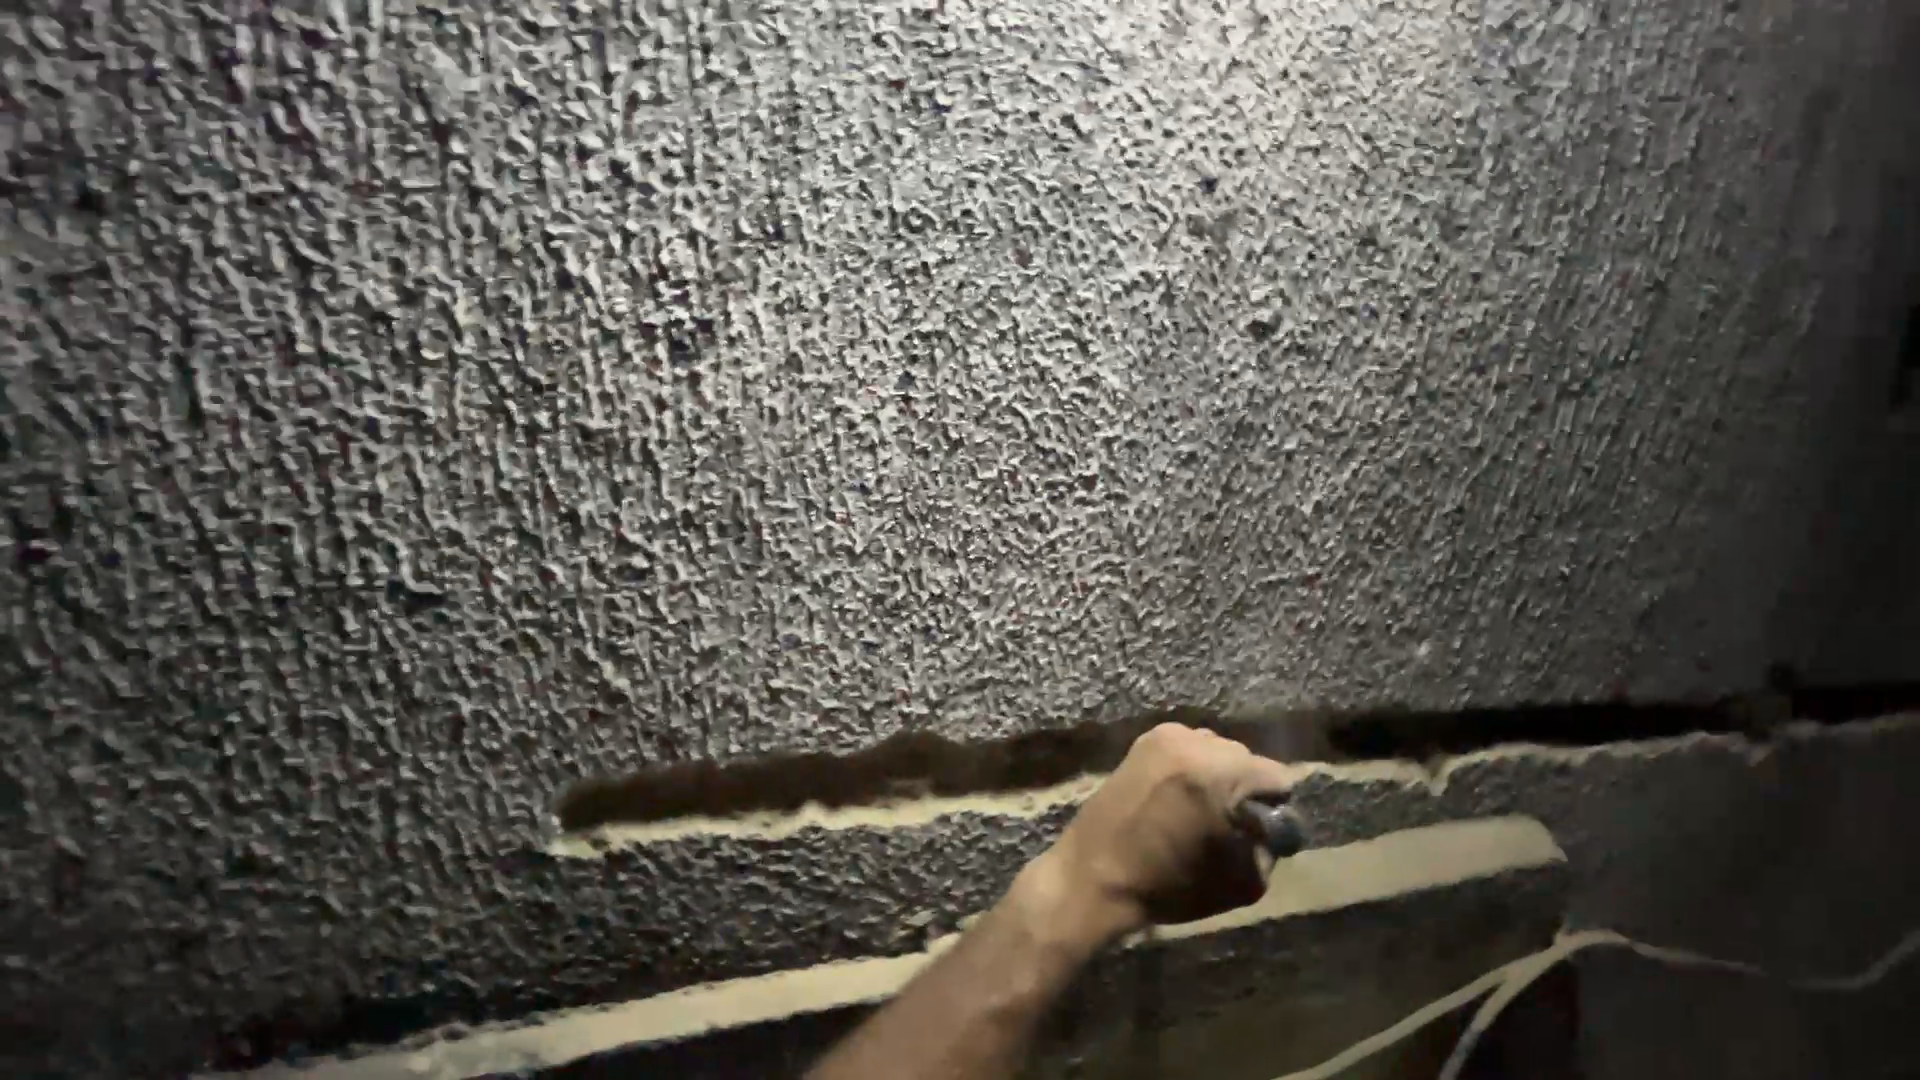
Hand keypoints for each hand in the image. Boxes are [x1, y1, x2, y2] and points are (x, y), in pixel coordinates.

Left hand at [1025, 723, 1295, 944]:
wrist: (1094, 875)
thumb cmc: (1169, 886)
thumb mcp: (1243, 881)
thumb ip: (1270, 845)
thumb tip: (1273, 824)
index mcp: (1220, 774)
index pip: (1277, 777)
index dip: (1277, 807)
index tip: (1264, 830)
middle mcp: (1194, 743)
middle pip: (1245, 758)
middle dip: (1246, 787)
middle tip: (1233, 822)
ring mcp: (1165, 737)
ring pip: (1216, 748)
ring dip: (1218, 773)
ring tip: (1202, 809)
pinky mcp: (1144, 740)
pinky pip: (1187, 746)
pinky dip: (1191, 766)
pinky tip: (1178, 796)